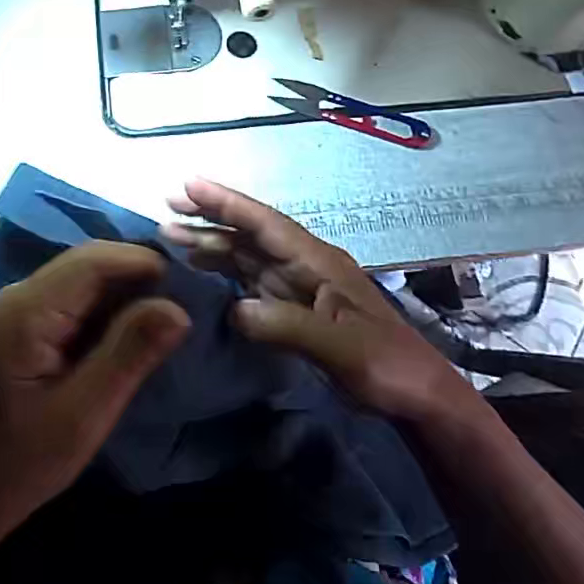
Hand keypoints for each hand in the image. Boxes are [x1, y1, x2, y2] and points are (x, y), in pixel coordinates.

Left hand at [0, 241, 190, 535]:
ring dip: (128, 288)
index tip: (193, 284)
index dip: (144, 262)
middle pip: (88, 263)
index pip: (92, 262)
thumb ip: (128, 354)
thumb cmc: (24, 461)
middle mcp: (19, 295)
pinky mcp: (28, 322)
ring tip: (174, 310)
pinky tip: (139, 326)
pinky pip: (76, 298)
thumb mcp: (84, 414)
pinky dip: (111, 306)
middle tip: (191, 298)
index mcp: (25, 312)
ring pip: (85, 277)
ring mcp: (20, 306)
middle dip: (140, 273)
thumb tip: (179, 308)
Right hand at [161, 177, 478, 423]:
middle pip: (250, 234)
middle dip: (210, 218)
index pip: (265, 224)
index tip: (189, 185)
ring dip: (212, 244)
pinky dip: (224, 272)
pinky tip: (203, 271)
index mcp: (318, 262)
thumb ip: (288, 326)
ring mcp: (298, 286)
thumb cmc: (386, 366)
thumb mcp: (341, 348)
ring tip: (172, 237)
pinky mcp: (293, 308)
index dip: (226, 203)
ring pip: (246, 256)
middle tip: (167, 207)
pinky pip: (250, 281)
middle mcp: (304, 265)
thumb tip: (235, 309)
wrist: (416, 398)